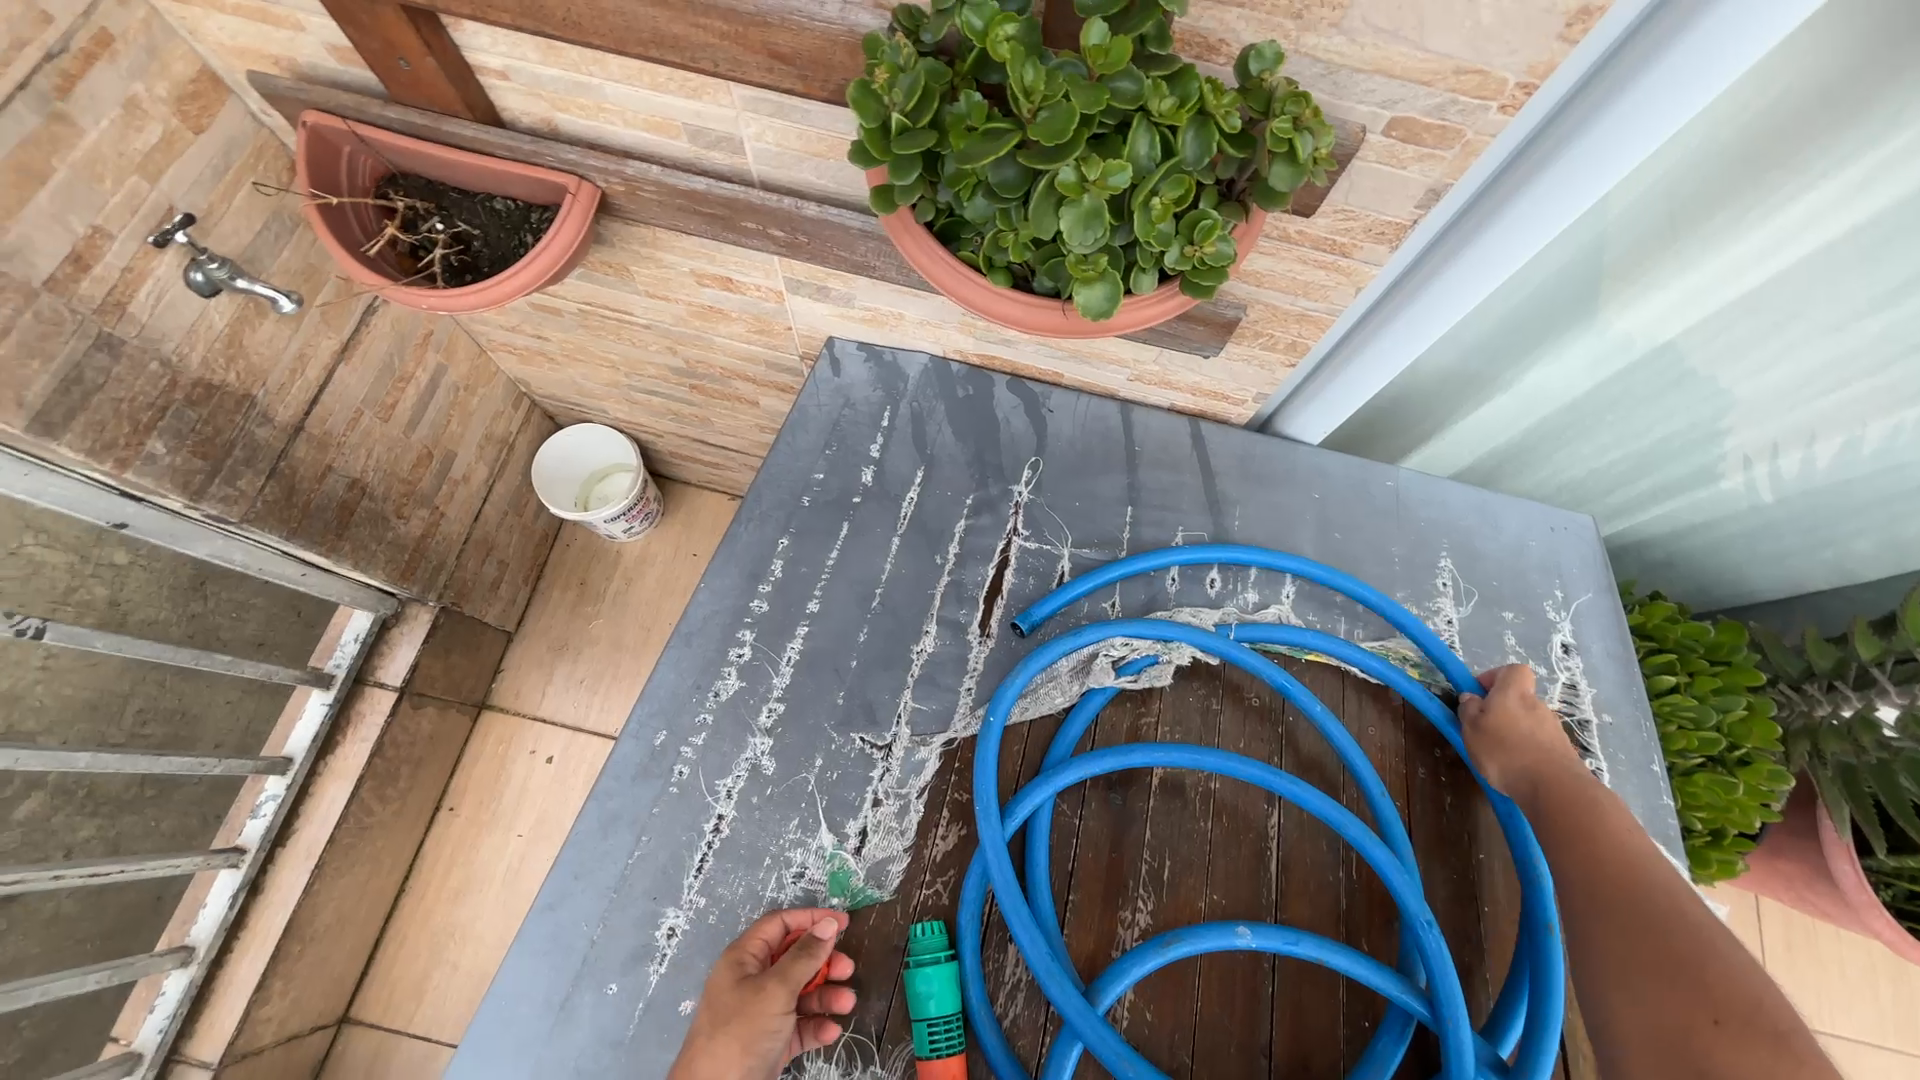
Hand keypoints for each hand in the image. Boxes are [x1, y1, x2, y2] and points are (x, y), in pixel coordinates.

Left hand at [667, 908, 856, 1079]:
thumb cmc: (741, 1032)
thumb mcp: (775, 989)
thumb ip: (804, 956)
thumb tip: (828, 923)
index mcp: (745, 958)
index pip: (780, 925)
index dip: (810, 919)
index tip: (842, 923)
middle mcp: (753, 981)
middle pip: (795, 959)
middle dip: (824, 962)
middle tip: (848, 969)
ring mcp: (762, 1013)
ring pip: (801, 993)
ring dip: (826, 996)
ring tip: (847, 1003)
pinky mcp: (771, 1042)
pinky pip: (799, 1025)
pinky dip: (816, 1025)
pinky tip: (830, 1031)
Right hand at [1457, 664, 1586, 804]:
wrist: (1555, 787)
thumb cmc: (1504, 751)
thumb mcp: (1472, 729)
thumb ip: (1468, 710)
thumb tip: (1471, 697)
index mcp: (1513, 693)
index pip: (1512, 670)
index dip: (1494, 677)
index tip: (1479, 694)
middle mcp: (1537, 705)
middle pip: (1518, 698)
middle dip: (1500, 709)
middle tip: (1482, 728)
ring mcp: (1553, 728)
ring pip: (1528, 721)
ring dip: (1513, 731)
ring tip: (1497, 753)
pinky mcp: (1562, 750)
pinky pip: (1538, 741)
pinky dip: (1526, 749)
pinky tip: (1516, 767)